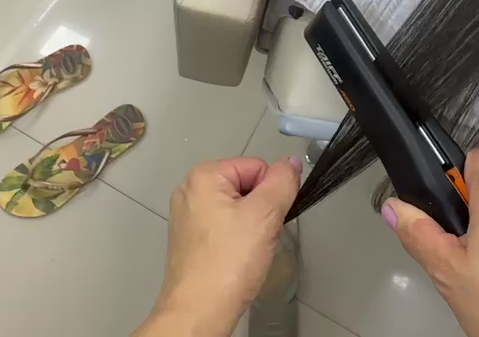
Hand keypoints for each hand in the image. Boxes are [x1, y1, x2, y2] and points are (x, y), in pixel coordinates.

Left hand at [137, 156, 301, 336]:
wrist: (198, 316)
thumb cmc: (228, 263)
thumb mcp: (265, 215)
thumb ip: (283, 182)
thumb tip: (291, 162)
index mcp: (204, 175)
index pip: (257, 167)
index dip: (270, 194)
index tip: (267, 221)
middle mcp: (190, 190)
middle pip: (246, 187)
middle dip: (260, 212)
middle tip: (257, 239)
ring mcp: (186, 217)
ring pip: (236, 210)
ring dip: (250, 228)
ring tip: (246, 253)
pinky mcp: (188, 241)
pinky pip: (223, 229)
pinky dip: (235, 242)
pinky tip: (235, 261)